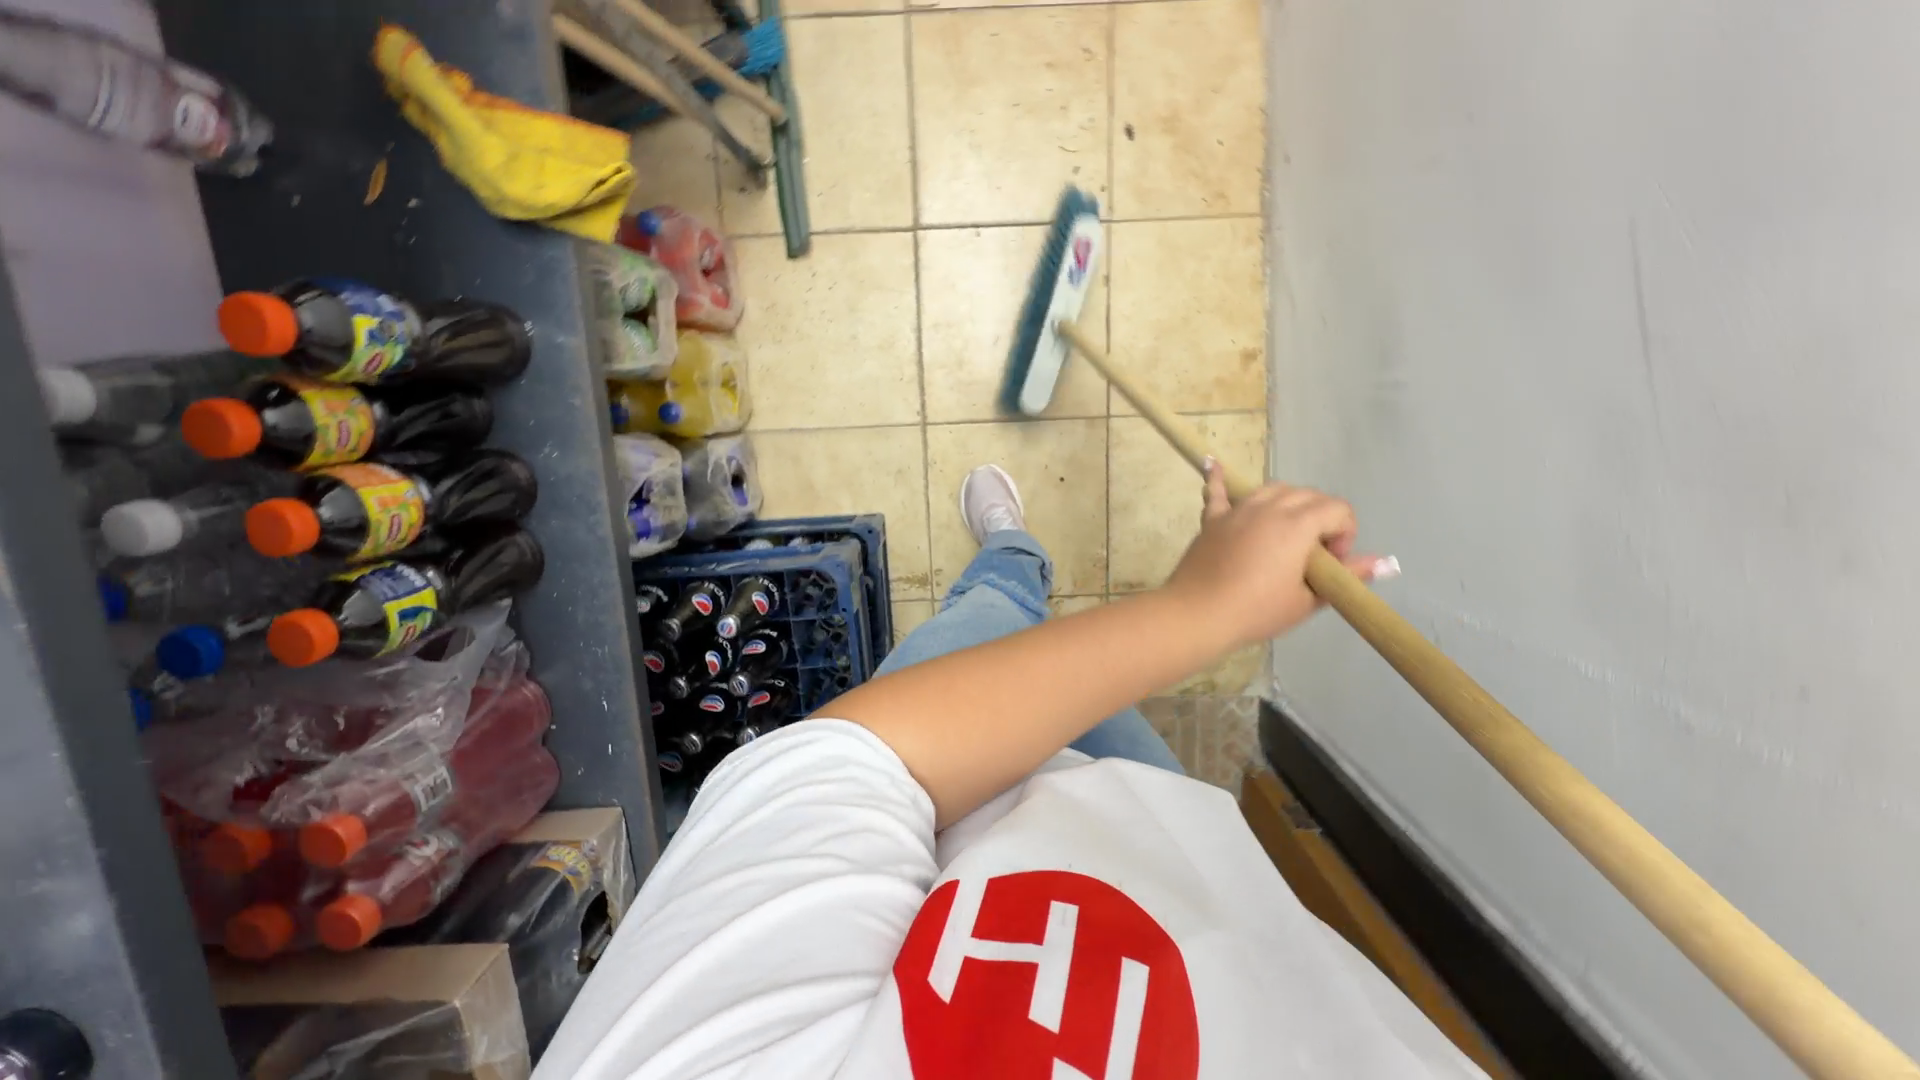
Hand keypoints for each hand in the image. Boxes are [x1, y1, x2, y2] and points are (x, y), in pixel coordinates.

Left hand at [1164, 460, 1394, 647]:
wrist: (1199, 614)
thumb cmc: (1257, 611)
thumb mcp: (1308, 599)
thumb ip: (1346, 575)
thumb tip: (1384, 562)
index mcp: (1298, 524)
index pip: (1338, 509)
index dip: (1345, 534)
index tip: (1331, 564)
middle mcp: (1269, 508)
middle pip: (1308, 495)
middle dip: (1321, 518)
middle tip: (1312, 556)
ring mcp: (1238, 511)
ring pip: (1272, 490)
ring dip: (1288, 503)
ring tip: (1287, 532)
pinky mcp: (1212, 520)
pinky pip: (1217, 493)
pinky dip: (1218, 479)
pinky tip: (1212, 463)